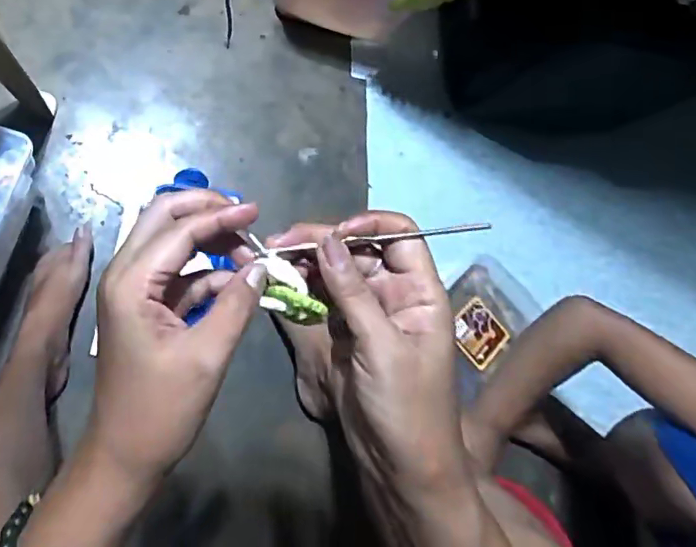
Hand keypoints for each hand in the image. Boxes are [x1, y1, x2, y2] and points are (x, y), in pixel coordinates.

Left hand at [80, 188, 264, 485]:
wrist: (122, 459)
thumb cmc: (159, 411)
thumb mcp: (206, 357)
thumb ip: (236, 304)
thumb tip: (262, 266)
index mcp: (131, 282)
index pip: (180, 229)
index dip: (220, 215)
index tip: (257, 211)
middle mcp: (124, 273)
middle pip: (163, 214)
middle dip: (207, 208)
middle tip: (246, 216)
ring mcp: (131, 286)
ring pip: (170, 236)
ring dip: (209, 235)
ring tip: (248, 251)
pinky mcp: (144, 301)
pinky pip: (177, 267)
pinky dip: (206, 265)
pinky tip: (236, 279)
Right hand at [264, 213, 468, 494]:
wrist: (401, 471)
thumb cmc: (407, 407)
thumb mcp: (382, 347)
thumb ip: (353, 292)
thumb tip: (327, 240)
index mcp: (420, 290)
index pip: (401, 235)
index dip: (370, 223)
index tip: (335, 231)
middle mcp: (395, 292)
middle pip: (360, 249)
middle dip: (324, 240)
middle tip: (283, 240)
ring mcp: (369, 311)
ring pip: (338, 270)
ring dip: (308, 260)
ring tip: (275, 254)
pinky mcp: (346, 330)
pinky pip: (325, 296)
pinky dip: (304, 285)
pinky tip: (282, 277)